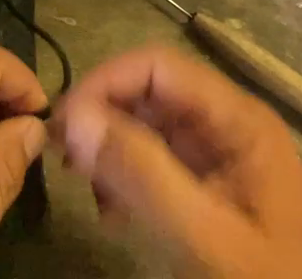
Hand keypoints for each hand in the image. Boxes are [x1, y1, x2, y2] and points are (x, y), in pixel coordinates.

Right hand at [50, 45, 301, 278]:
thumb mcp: (204, 235)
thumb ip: (141, 173)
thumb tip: (72, 115)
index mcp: (237, 119)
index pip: (156, 65)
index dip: (104, 82)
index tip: (63, 124)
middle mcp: (225, 123)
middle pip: (146, 91)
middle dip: (101, 118)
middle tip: (64, 159)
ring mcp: (216, 154)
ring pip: (142, 124)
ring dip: (107, 150)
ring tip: (88, 191)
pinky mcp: (205, 185)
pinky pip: (150, 159)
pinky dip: (121, 177)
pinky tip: (112, 214)